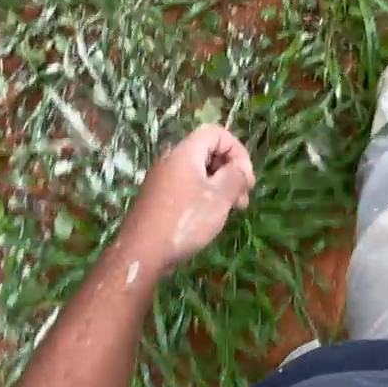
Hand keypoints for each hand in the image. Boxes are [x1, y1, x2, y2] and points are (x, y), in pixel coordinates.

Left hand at [120, 124, 254, 274]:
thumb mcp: (219, 197)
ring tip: (233, 210)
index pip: (216, 133)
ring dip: (221, 185)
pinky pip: (188, 186)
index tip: (246, 177)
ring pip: (200, 171)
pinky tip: (212, 217)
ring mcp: (163, 179)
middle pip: (209, 151)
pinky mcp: (159, 197)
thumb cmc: (185, 220)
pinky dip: (205, 195)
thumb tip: (241, 168)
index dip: (237, 150)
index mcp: (185, 152)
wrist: (141, 254)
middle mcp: (171, 160)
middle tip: (243, 197)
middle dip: (231, 170)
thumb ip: (236, 175)